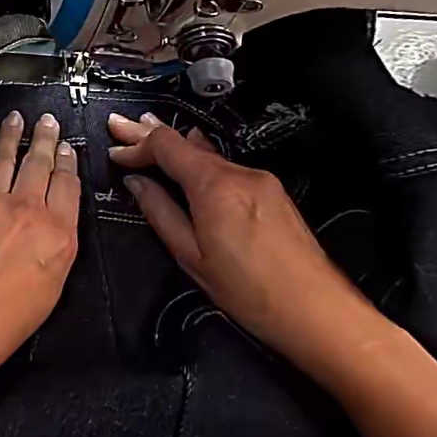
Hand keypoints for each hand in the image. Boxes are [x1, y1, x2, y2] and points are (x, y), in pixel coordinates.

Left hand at [0, 111, 80, 377]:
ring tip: (15, 119)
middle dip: (45, 139)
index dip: (68, 164)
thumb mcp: (50, 293)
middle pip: (39, 164)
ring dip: (11, 135)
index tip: (67, 149)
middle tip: (47, 123)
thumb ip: (56, 254)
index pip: (68, 186)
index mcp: (56, 233)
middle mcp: (25, 209)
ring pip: (3, 157)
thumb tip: (55, 234)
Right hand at [108, 113, 380, 370]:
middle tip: (123, 125)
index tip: (118, 149)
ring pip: (208, 152)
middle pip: (186, 141)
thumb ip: (160, 213)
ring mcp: (260, 179)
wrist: (318, 311)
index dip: (136, 143)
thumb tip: (139, 186)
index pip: (165, 145)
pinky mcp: (272, 191)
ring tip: (150, 134)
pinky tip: (190, 159)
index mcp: (214, 186)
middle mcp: (240, 173)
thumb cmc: (258, 294)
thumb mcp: (192, 258)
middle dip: (149, 133)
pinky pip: (227, 165)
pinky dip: (201, 161)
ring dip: (176, 146)